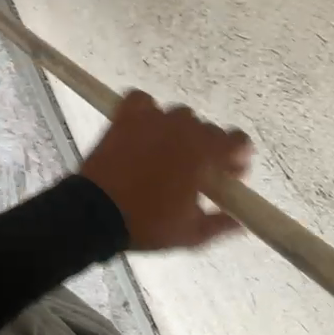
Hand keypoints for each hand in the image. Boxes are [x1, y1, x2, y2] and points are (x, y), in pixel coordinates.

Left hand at [79, 90, 252, 251]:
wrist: (95, 212)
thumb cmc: (147, 223)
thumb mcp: (191, 234)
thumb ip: (221, 224)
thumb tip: (238, 221)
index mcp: (204, 154)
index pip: (238, 140)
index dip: (236, 156)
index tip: (228, 174)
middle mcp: (182, 129)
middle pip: (207, 129)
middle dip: (208, 148)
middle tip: (197, 171)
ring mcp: (152, 120)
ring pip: (178, 115)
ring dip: (179, 131)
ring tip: (167, 154)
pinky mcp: (124, 118)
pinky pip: (141, 100)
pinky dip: (146, 110)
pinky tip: (144, 129)